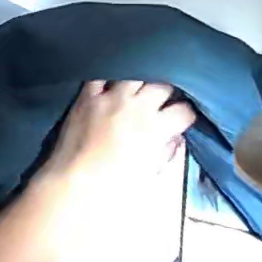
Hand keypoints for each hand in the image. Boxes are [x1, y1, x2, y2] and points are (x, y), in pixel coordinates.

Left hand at [37, 80, 194, 190]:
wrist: (75, 182)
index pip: (184, 111)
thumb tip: (173, 139)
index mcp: (156, 128)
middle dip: (167, 92)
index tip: (181, 120)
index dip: (186, 116)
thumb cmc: (115, 187)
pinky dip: (108, 78)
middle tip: (162, 101)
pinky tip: (111, 81)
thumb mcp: (151, 174)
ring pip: (134, 74)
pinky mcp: (86, 97)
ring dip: (140, 80)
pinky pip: (99, 77)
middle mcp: (136, 106)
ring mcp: (110, 98)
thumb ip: (166, 152)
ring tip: (139, 88)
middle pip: (161, 85)